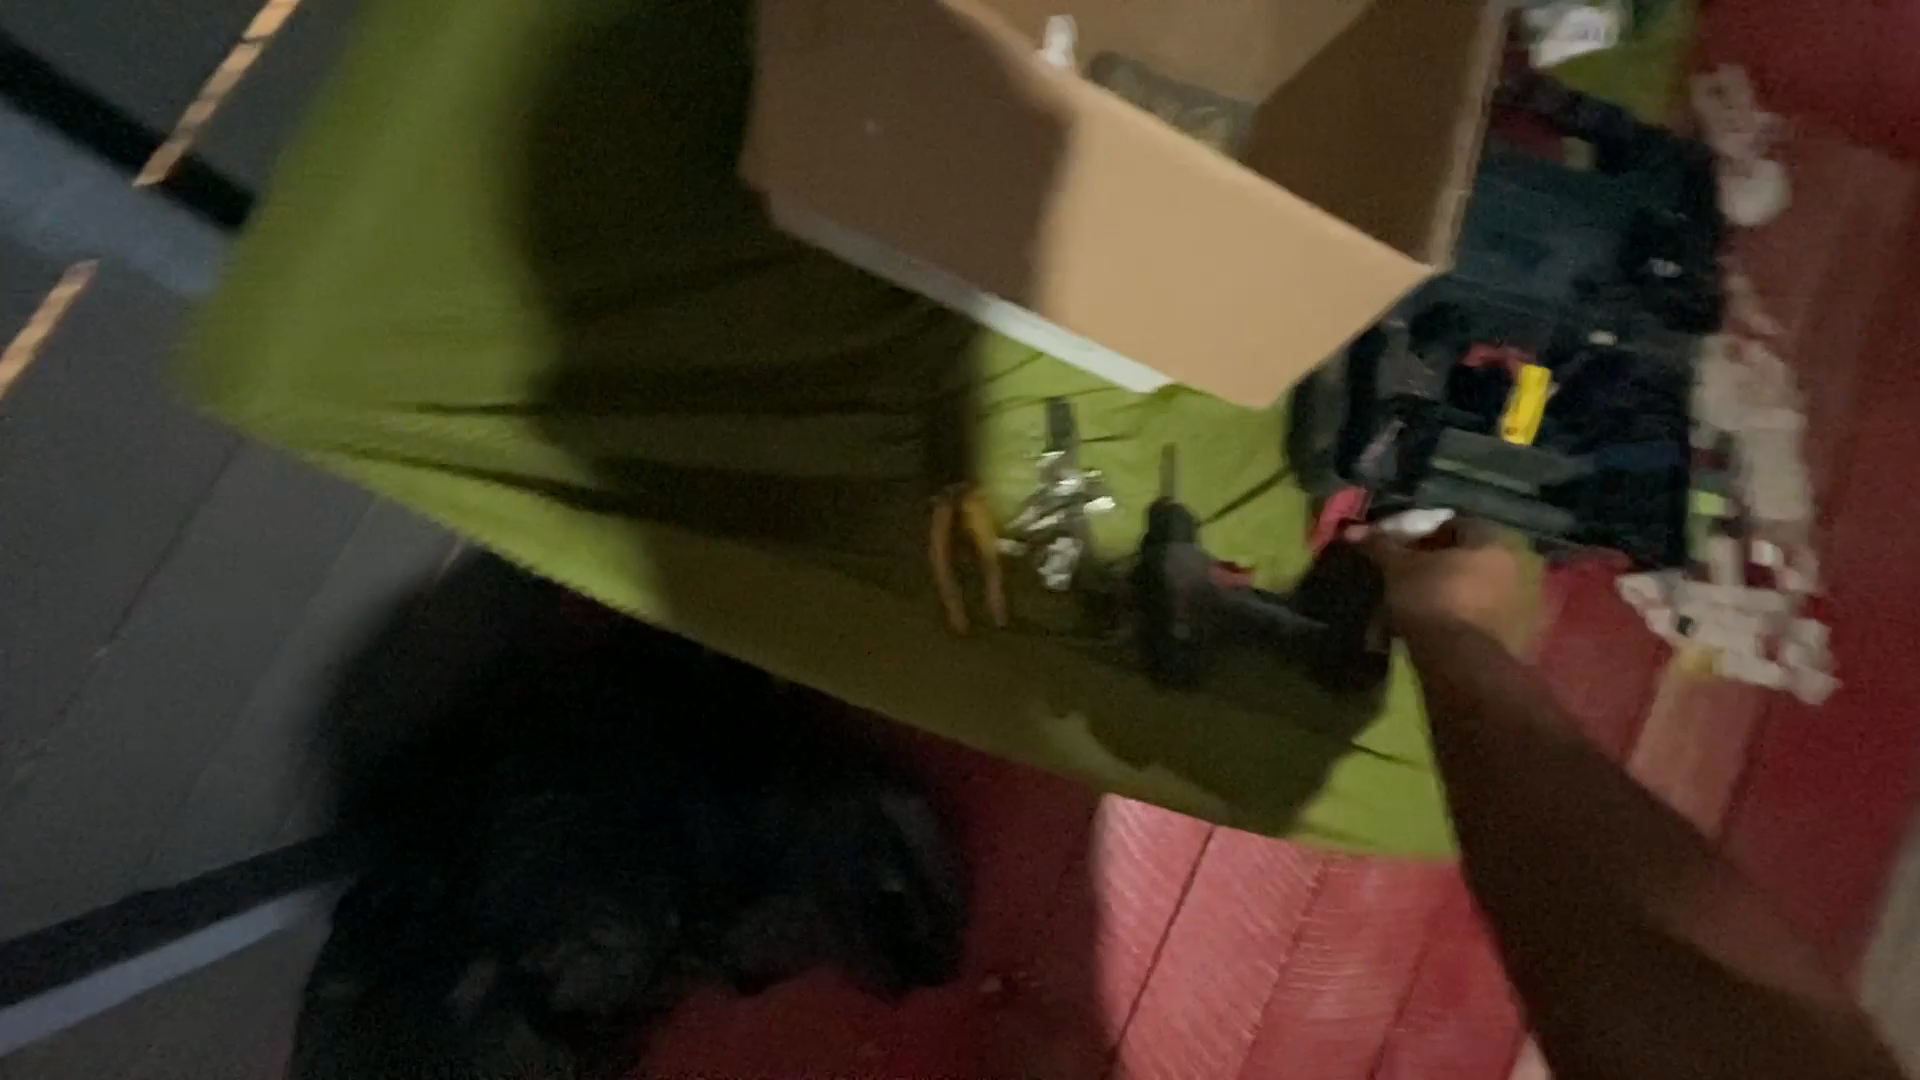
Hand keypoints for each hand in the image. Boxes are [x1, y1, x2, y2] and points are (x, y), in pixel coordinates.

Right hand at [1349, 518, 1526, 647]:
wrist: (1460, 659)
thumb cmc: (1430, 599)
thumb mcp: (1397, 568)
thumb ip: (1380, 545)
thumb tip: (1354, 530)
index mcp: (1492, 541)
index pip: (1454, 525)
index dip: (1422, 533)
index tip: (1400, 547)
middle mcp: (1516, 564)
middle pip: (1467, 555)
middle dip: (1437, 562)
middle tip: (1406, 574)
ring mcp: (1522, 599)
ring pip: (1475, 585)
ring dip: (1449, 589)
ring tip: (1417, 602)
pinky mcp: (1518, 630)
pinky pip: (1482, 611)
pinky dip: (1460, 612)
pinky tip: (1436, 622)